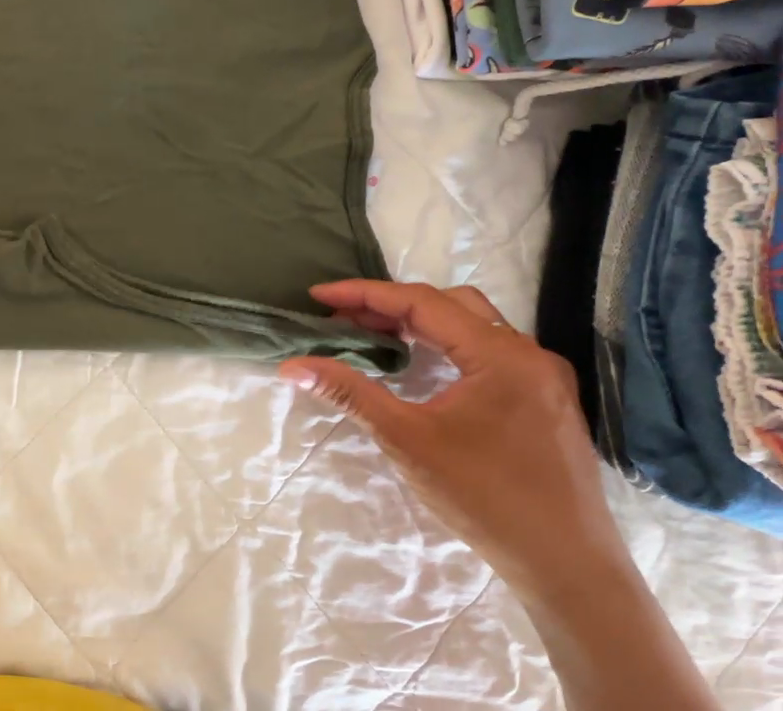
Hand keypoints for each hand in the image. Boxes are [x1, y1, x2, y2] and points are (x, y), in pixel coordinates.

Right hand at [279, 280, 632, 603]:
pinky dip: (444, 343)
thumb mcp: (404, 439)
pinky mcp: (544, 400)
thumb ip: (349, 392)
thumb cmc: (483, 496)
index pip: (422, 303)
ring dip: (418, 321)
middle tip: (341, 318)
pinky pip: (487, 349)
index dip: (364, 293)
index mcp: (500, 356)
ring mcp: (543, 378)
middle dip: (389, 304)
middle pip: (450, 304)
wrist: (566, 563)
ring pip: (472, 324)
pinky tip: (418, 363)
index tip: (318, 295)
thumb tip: (290, 366)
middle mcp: (528, 356)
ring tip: (370, 334)